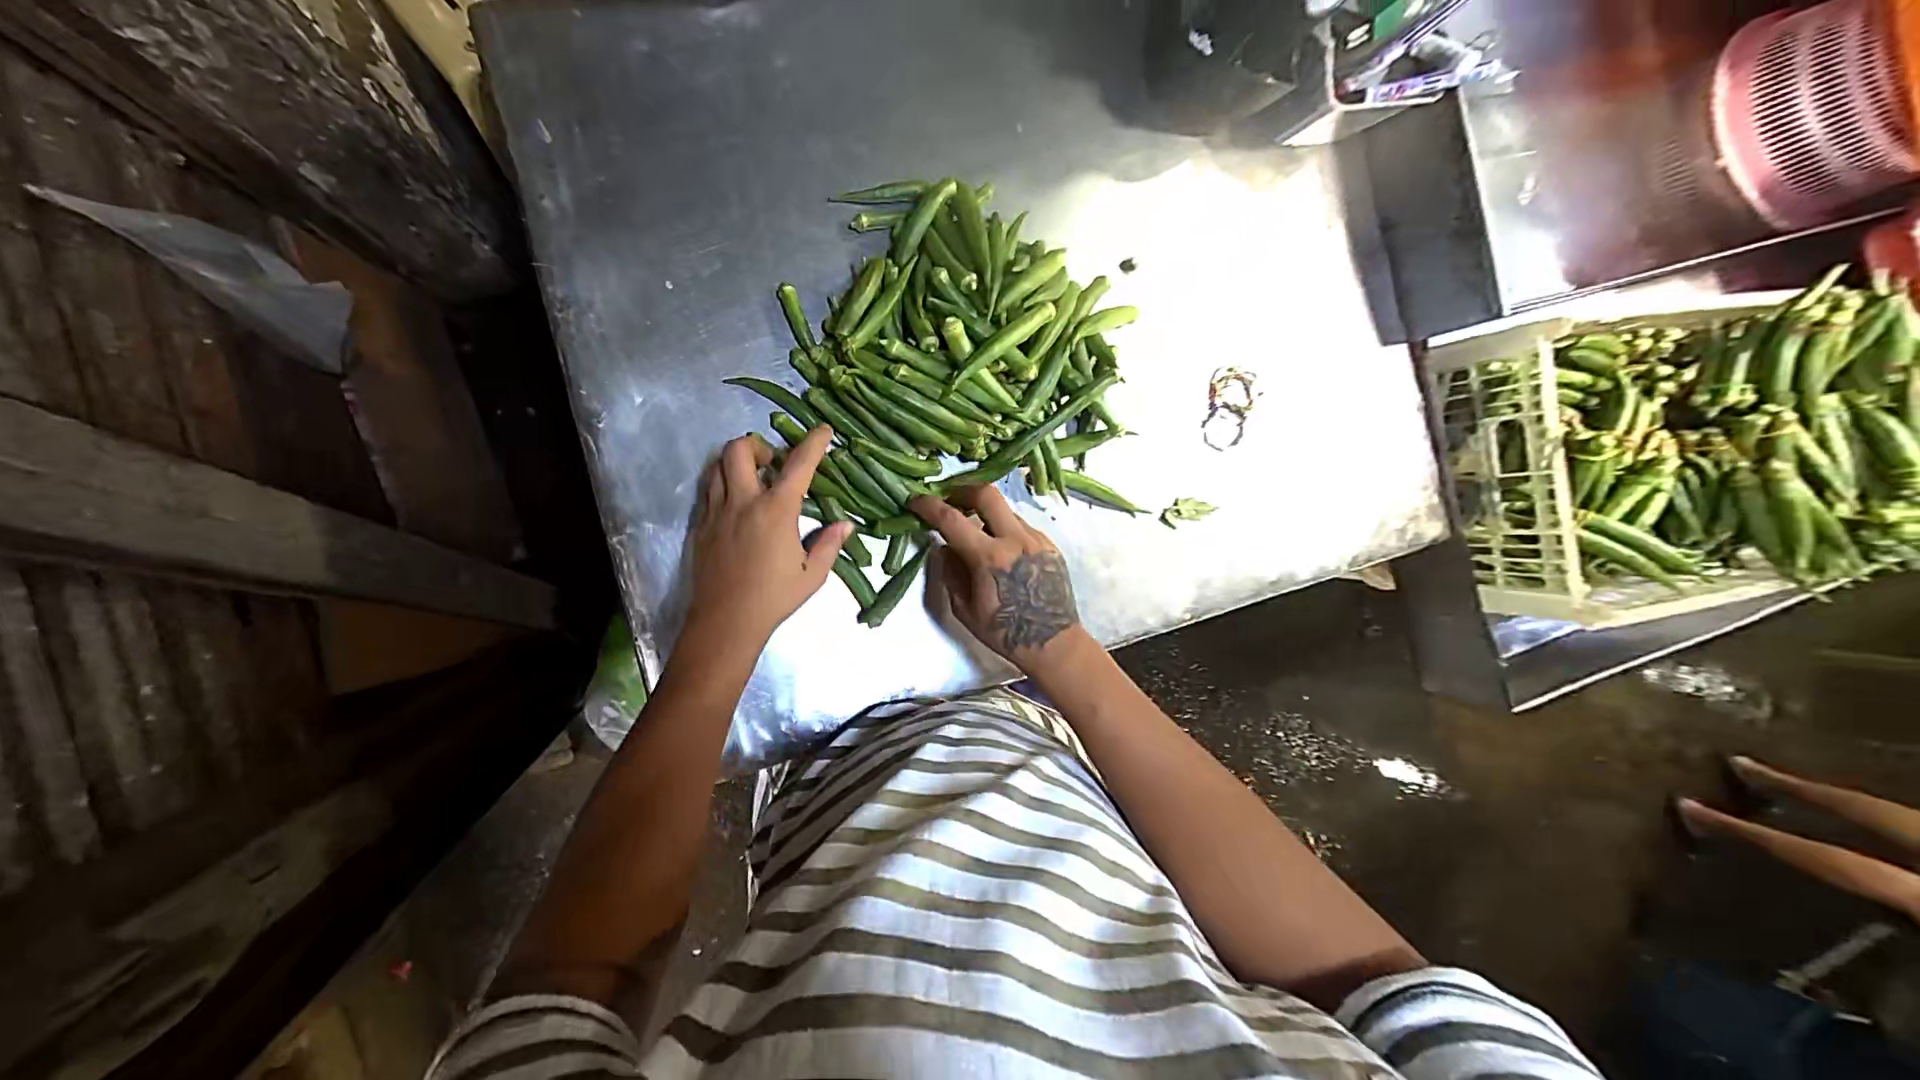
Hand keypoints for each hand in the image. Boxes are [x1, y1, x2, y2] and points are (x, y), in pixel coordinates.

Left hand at [688, 428, 850, 646]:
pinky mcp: (702, 525)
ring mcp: (717, 511)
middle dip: (758, 445)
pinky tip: (735, 501)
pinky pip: (708, 490)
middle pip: (740, 450)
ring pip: (718, 465)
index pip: (798, 465)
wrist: (726, 621)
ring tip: (753, 477)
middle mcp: (744, 502)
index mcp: (777, 511)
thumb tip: (844, 525)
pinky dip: (722, 483)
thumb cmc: (774, 598)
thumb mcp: (813, 575)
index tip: (823, 431)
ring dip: (737, 462)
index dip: (814, 443)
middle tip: (772, 463)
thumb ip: (829, 545)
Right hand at [909, 485, 1087, 671]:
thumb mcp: (965, 609)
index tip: (916, 501)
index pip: (952, 519)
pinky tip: (1001, 549)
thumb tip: (945, 548)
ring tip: (976, 532)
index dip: (928, 506)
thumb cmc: (1005, 633)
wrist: (1054, 642)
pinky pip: (1021, 526)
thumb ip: (951, 573)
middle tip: (950, 500)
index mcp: (990, 558)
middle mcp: (1015, 540)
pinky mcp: (1050, 545)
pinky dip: (1005, 529)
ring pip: (1006, 510)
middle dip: (962, 490)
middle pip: (986, 494)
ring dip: (986, 513)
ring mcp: (1036, 539)